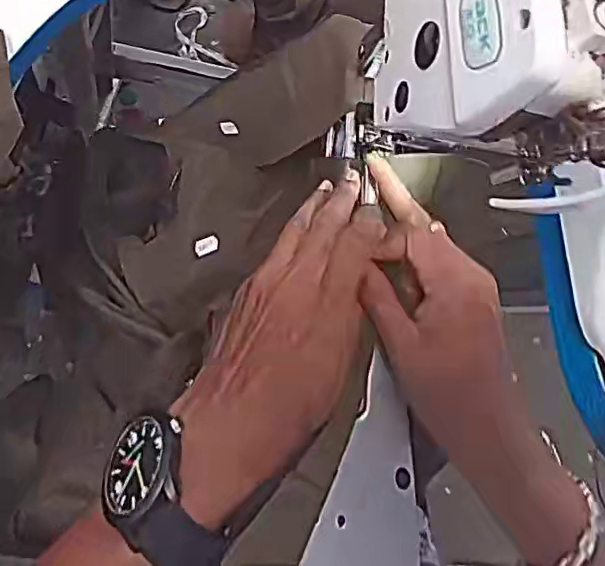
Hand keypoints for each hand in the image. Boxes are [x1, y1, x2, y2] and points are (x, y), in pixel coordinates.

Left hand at [168, 171, 382, 530]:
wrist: (227, 421)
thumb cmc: (285, 407)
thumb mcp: (339, 365)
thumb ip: (351, 314)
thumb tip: (358, 284)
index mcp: (326, 302)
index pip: (354, 243)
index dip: (368, 222)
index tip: (376, 210)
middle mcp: (295, 282)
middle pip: (323, 227)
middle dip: (342, 200)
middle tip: (354, 182)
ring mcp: (267, 282)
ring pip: (296, 229)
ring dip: (314, 206)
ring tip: (326, 190)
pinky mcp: (248, 289)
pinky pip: (276, 244)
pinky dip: (292, 227)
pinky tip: (296, 226)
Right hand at [359, 156, 590, 565]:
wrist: (492, 430)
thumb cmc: (451, 398)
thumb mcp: (402, 347)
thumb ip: (378, 298)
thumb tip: (357, 264)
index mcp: (454, 282)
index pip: (412, 234)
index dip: (380, 233)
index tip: (354, 237)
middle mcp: (471, 274)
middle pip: (426, 227)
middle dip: (397, 200)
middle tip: (374, 170)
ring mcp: (476, 283)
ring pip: (434, 241)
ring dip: (405, 227)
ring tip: (378, 204)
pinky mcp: (475, 294)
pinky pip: (441, 260)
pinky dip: (417, 252)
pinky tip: (397, 253)